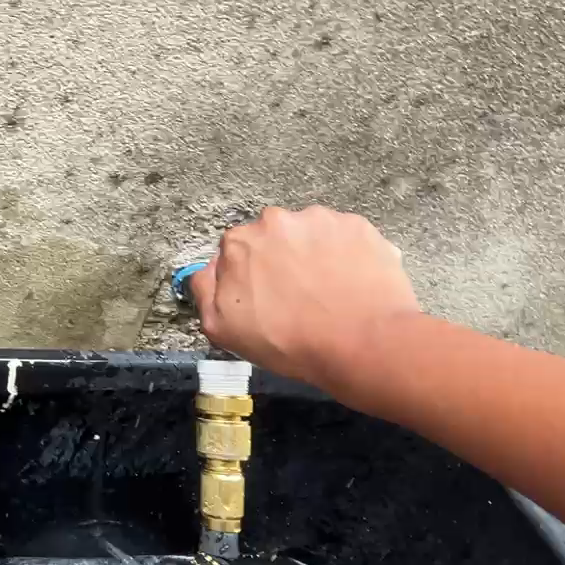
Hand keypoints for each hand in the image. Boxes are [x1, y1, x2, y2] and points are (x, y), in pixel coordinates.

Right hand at [187, 206, 419, 396]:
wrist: (361, 343)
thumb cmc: (290, 340)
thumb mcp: (220, 328)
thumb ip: (203, 290)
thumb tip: (209, 270)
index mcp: (238, 243)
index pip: (235, 252)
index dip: (247, 275)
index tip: (262, 296)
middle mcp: (275, 221)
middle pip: (271, 237)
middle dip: (279, 259)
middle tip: (294, 295)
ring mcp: (319, 221)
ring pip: (307, 235)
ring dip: (310, 255)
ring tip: (324, 291)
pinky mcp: (357, 227)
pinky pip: (343, 237)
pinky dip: (343, 255)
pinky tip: (347, 284)